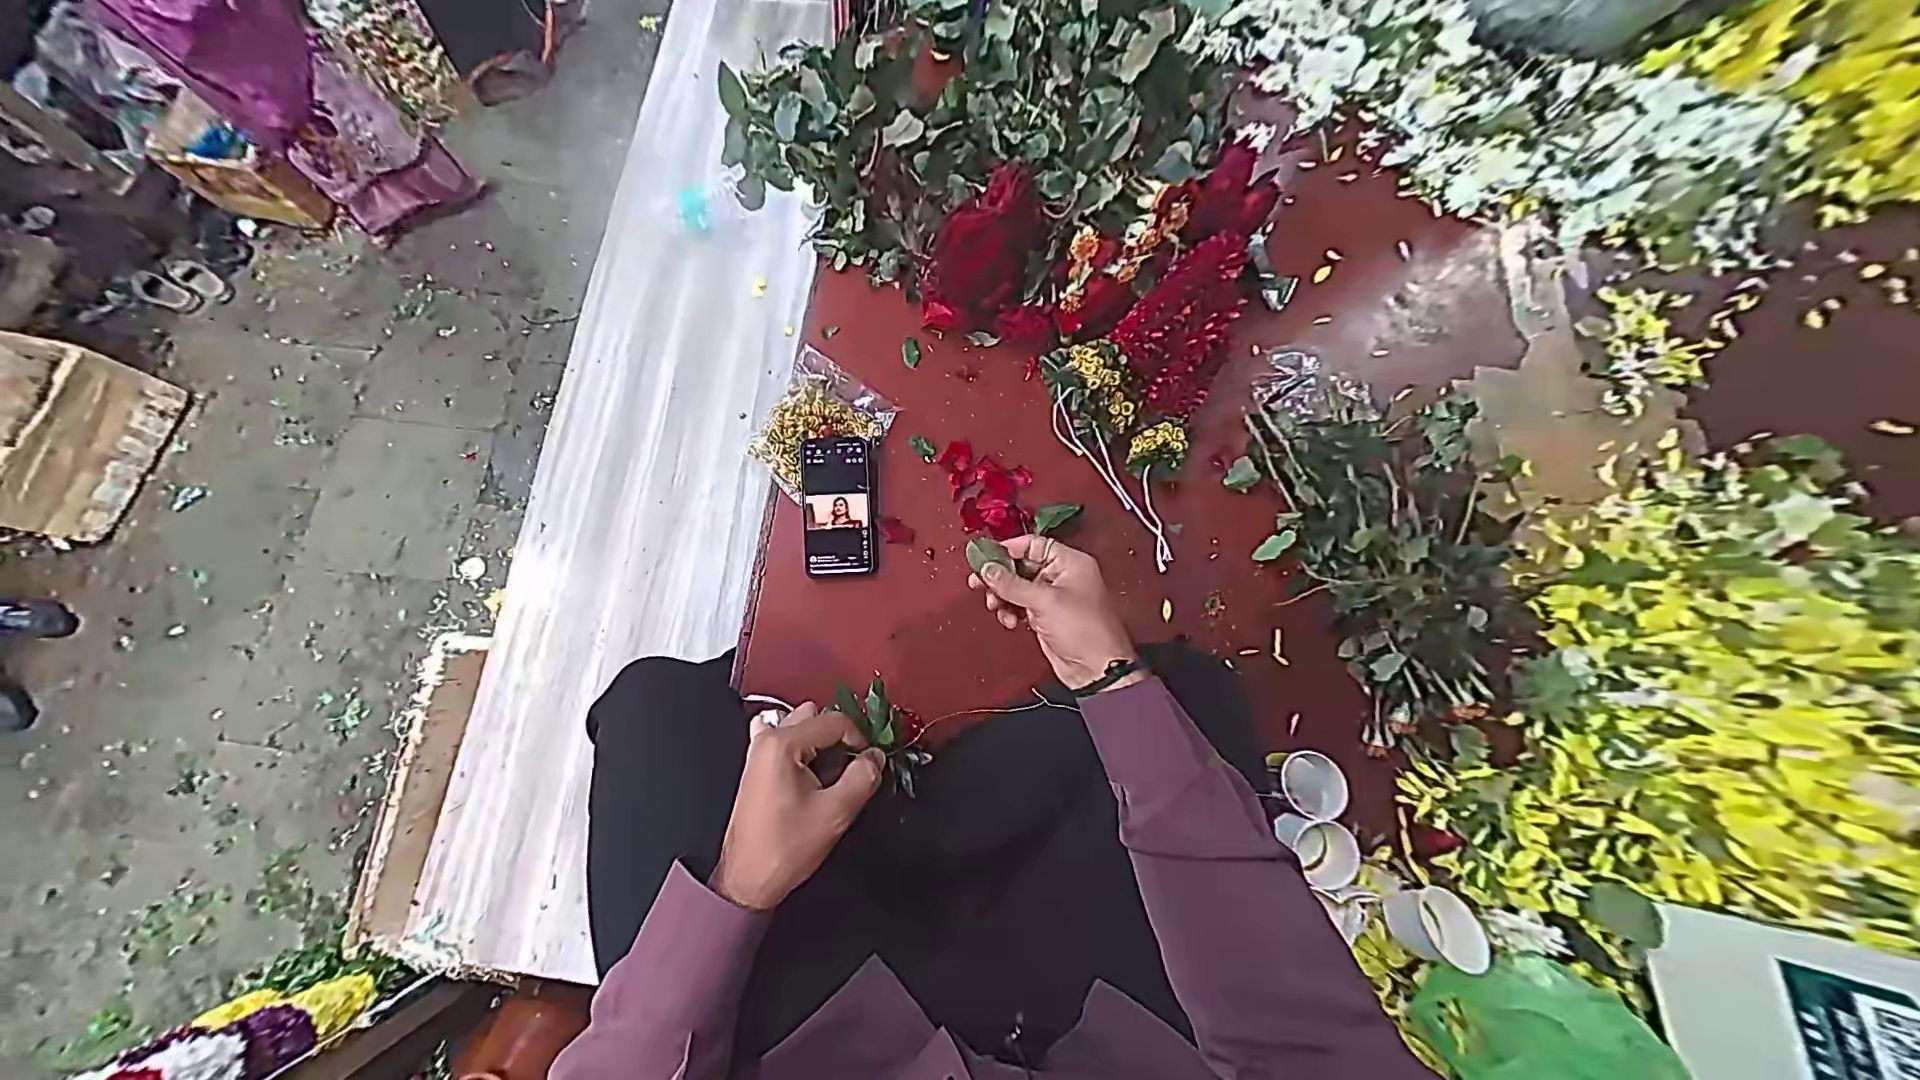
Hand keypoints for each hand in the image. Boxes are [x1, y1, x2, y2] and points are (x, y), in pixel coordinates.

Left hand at [710, 703, 884, 910]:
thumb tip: (875, 757)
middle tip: (852, 765)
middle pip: (816, 716)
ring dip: (821, 741)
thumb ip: (863, 777)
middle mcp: (767, 740)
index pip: (835, 721)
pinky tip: (809, 770)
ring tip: (831, 772)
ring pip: (800, 724)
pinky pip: (783, 739)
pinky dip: (801, 746)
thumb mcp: (835, 813)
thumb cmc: (784, 849)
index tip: (869, 760)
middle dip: (839, 737)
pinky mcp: (756, 766)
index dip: (859, 738)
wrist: (746, 881)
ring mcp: (758, 751)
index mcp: (782, 744)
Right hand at [967, 535, 1142, 690]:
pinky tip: (1010, 620)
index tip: (985, 557)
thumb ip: (1012, 584)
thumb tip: (988, 569)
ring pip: (1017, 587)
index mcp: (1069, 562)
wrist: (1095, 669)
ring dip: (1002, 595)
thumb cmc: (1085, 631)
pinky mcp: (1045, 615)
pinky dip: (1010, 610)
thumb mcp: (1045, 601)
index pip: (1033, 544)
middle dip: (1000, 575)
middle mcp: (1061, 576)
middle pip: (1021, 565)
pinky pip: (1020, 605)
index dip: (1008, 549)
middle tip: (978, 581)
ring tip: (994, 605)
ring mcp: (1053, 596)